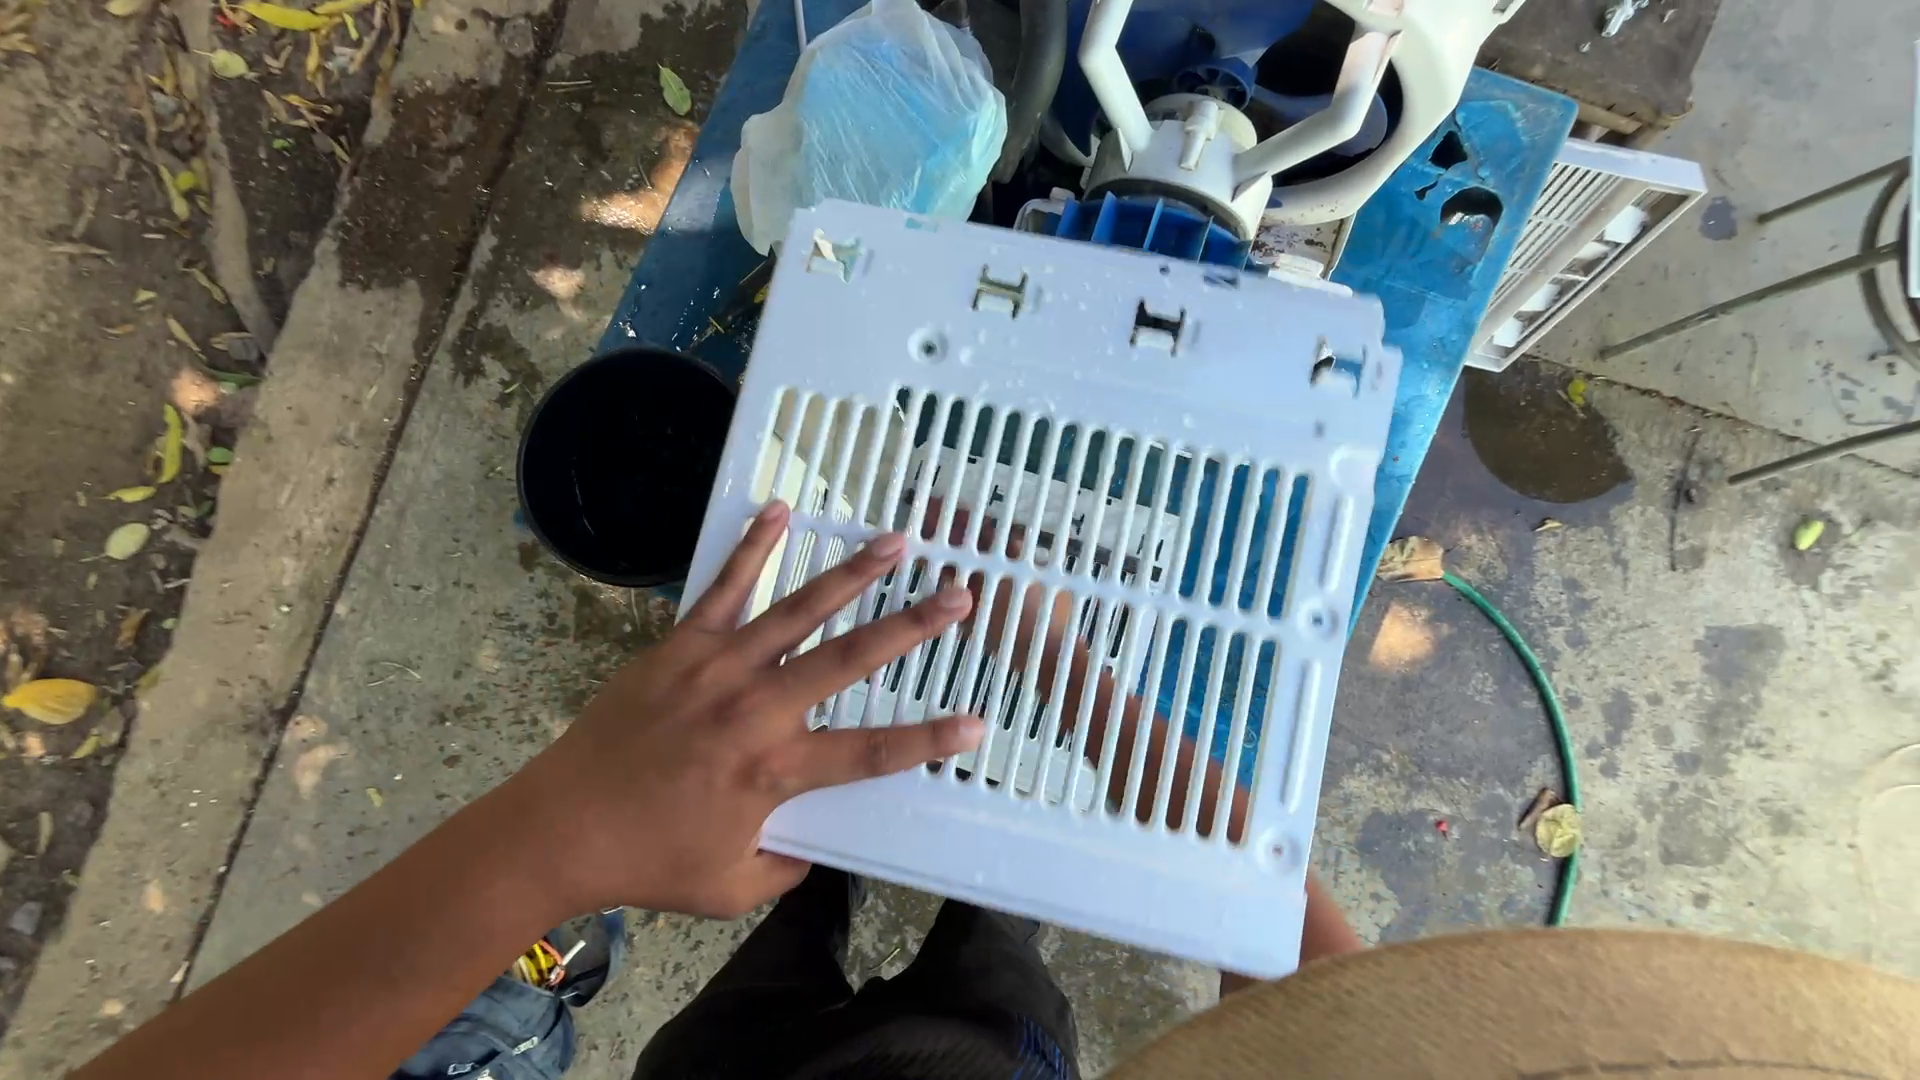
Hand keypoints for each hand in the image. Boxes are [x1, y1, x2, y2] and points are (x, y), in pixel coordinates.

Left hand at [517, 501, 982, 918]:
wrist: (558, 828)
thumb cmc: (649, 859)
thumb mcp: (730, 887)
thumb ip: (785, 866)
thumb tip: (812, 843)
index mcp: (777, 771)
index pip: (872, 753)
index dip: (929, 738)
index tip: (976, 722)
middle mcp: (759, 710)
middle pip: (850, 660)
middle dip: (911, 626)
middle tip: (959, 595)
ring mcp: (720, 668)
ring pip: (798, 611)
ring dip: (852, 574)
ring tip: (894, 541)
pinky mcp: (682, 644)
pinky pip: (724, 587)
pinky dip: (753, 548)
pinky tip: (779, 509)